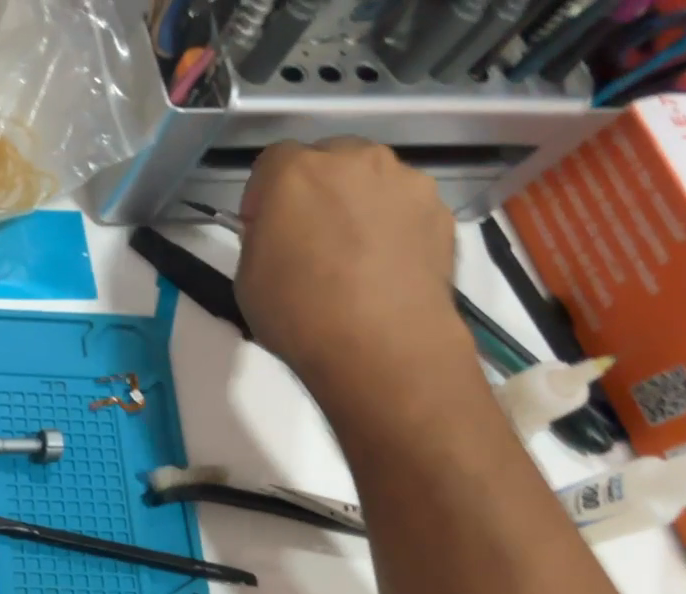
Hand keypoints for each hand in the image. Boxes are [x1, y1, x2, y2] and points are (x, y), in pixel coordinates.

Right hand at [235, 138, 473, 411]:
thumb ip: (262, 236)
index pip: (271, 161)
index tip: (262, 229)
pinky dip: (389, 225)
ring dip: (355, 203)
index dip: (262, 195)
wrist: (381, 343)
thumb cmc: (297, 312)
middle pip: (328, 158)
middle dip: (314, 188)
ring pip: (370, 178)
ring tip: (350, 256)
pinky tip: (380, 268)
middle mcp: (355, 161)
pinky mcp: (439, 208)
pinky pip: (403, 205)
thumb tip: (279, 229)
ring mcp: (405, 181)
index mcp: (296, 174)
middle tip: (307, 238)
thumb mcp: (247, 276)